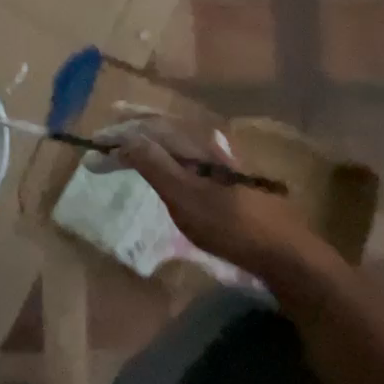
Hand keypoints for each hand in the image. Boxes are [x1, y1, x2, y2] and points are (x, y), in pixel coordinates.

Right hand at [110, 115, 329, 281]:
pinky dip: (168, 160)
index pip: (152, 127)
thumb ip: (154, 166)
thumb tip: (126, 138)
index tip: (95, 140)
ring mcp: (226, 168)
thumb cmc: (231, 227)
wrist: (288, 257)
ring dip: (151, 144)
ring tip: (130, 149)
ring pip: (180, 146)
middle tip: (107, 139)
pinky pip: (190, 162)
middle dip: (135, 131)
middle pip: (166, 131)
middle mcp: (212, 149)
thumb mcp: (184, 197)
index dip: (122, 130)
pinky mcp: (233, 187)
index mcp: (198, 147)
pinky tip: (169, 170)